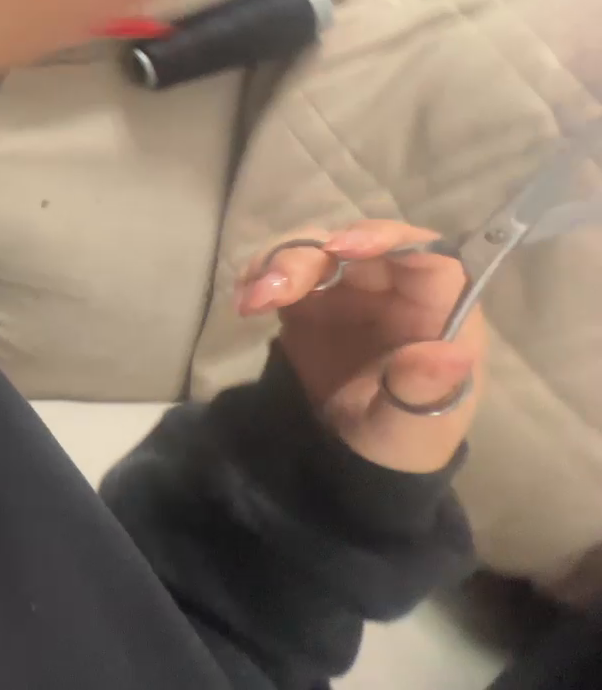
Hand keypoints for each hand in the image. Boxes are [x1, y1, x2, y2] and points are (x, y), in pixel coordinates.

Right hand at [237, 220, 487, 473]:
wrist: (348, 449)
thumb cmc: (398, 438)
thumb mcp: (413, 426)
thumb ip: (423, 390)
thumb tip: (446, 353)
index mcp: (435, 315)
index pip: (427, 257)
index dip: (385, 240)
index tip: (338, 248)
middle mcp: (392, 293)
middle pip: (351, 246)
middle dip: (302, 258)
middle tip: (267, 291)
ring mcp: (346, 294)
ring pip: (309, 251)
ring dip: (272, 266)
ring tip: (248, 303)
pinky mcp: (306, 301)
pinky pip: (279, 271)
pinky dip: (255, 277)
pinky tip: (243, 302)